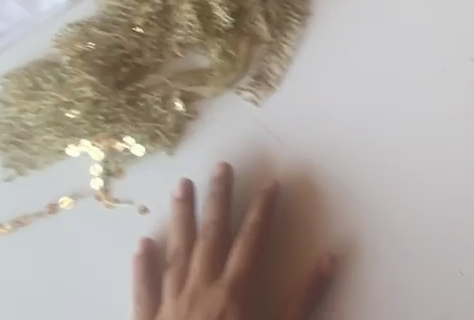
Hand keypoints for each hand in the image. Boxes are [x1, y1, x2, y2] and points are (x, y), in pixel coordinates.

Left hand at [133, 163, 336, 319]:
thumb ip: (305, 300)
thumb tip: (331, 257)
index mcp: (234, 294)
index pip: (252, 239)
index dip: (263, 209)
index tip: (271, 181)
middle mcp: (200, 292)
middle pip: (211, 236)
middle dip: (218, 199)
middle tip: (220, 167)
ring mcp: (169, 309)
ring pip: (175, 254)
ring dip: (180, 218)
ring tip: (181, 186)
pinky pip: (142, 293)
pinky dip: (142, 268)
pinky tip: (141, 245)